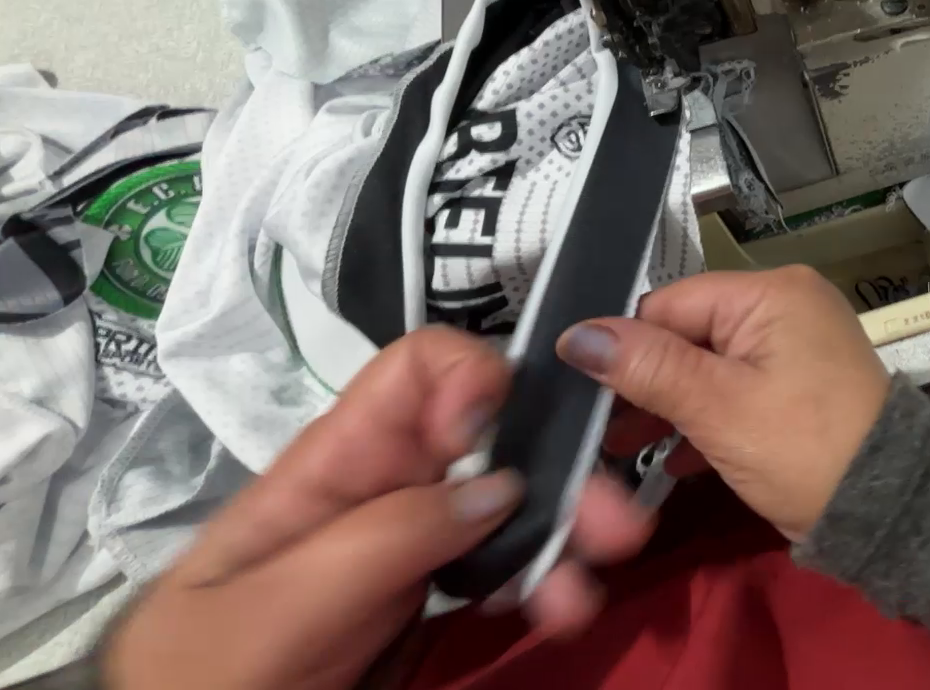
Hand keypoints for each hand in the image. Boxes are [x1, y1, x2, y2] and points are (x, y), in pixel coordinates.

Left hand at [105, 326, 656, 689]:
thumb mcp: (259, 622)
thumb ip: (374, 543)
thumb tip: (500, 487)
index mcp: (338, 462)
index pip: (421, 368)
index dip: (472, 375)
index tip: (498, 431)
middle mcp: (397, 483)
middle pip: (502, 434)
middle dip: (564, 463)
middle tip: (611, 520)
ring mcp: (429, 537)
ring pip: (527, 495)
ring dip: (575, 523)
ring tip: (593, 578)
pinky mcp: (451, 585)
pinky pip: (522, 554)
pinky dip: (556, 571)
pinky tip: (563, 602)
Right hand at [558, 266, 890, 540]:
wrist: (885, 502)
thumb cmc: (801, 445)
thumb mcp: (718, 406)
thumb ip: (649, 367)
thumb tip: (577, 334)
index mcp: (771, 293)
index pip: (673, 302)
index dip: (623, 343)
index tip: (574, 387)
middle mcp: (785, 305)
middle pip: (691, 332)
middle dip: (643, 379)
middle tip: (590, 427)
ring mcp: (795, 345)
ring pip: (712, 364)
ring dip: (669, 404)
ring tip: (615, 447)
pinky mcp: (798, 383)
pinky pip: (739, 387)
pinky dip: (707, 417)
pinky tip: (671, 458)